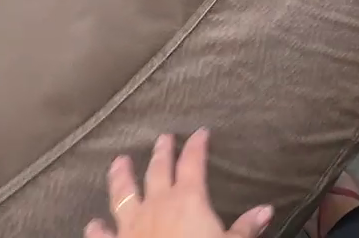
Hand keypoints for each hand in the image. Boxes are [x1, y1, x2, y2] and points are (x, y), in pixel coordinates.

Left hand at [87, 129, 273, 237]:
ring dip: (121, 178)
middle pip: (159, 171)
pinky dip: (97, 230)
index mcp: (188, 199)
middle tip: (162, 137)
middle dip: (162, 153)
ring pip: (124, 195)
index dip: (197, 145)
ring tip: (118, 162)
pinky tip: (92, 224)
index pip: (193, 162)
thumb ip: (245, 228)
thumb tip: (266, 210)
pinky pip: (103, 237)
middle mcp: (158, 205)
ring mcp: (131, 228)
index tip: (201, 132)